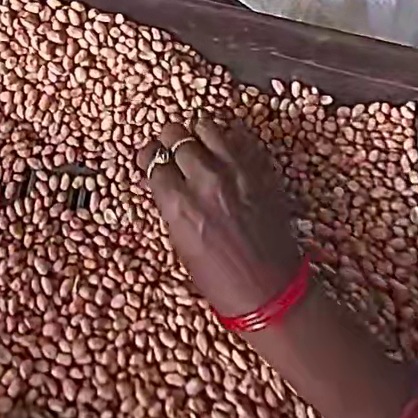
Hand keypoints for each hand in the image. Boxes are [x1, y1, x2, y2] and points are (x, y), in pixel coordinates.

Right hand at [136, 118, 301, 315]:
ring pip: (206, 127)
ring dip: (196, 135)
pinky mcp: (259, 172)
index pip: (154, 159)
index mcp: (179, 202)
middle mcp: (204, 181)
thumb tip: (159, 178)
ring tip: (196, 145)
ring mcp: (236, 173)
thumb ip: (169, 203)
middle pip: (176, 136)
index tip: (150, 158)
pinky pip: (238, 140)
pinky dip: (226, 141)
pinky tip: (222, 153)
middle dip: (168, 141)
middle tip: (170, 149)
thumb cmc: (217, 276)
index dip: (149, 157)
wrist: (268, 289)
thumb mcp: (179, 240)